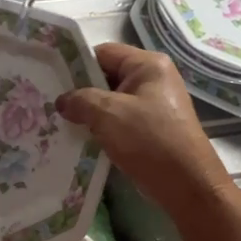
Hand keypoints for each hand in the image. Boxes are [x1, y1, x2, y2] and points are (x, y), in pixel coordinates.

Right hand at [57, 43, 230, 208]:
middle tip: (53, 104)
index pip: (104, 52)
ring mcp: (155, 104)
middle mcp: (155, 79)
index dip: (77, 64)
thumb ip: (80, 100)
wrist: (189, 188)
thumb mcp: (108, 115)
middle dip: (81, 91)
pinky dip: (103, 127)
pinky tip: (83, 138)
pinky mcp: (153, 128)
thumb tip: (61, 101)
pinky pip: (121, 119)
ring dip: (90, 112)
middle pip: (107, 75)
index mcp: (149, 65)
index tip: (52, 80)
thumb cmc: (150, 142)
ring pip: (112, 100)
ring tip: (63, 122)